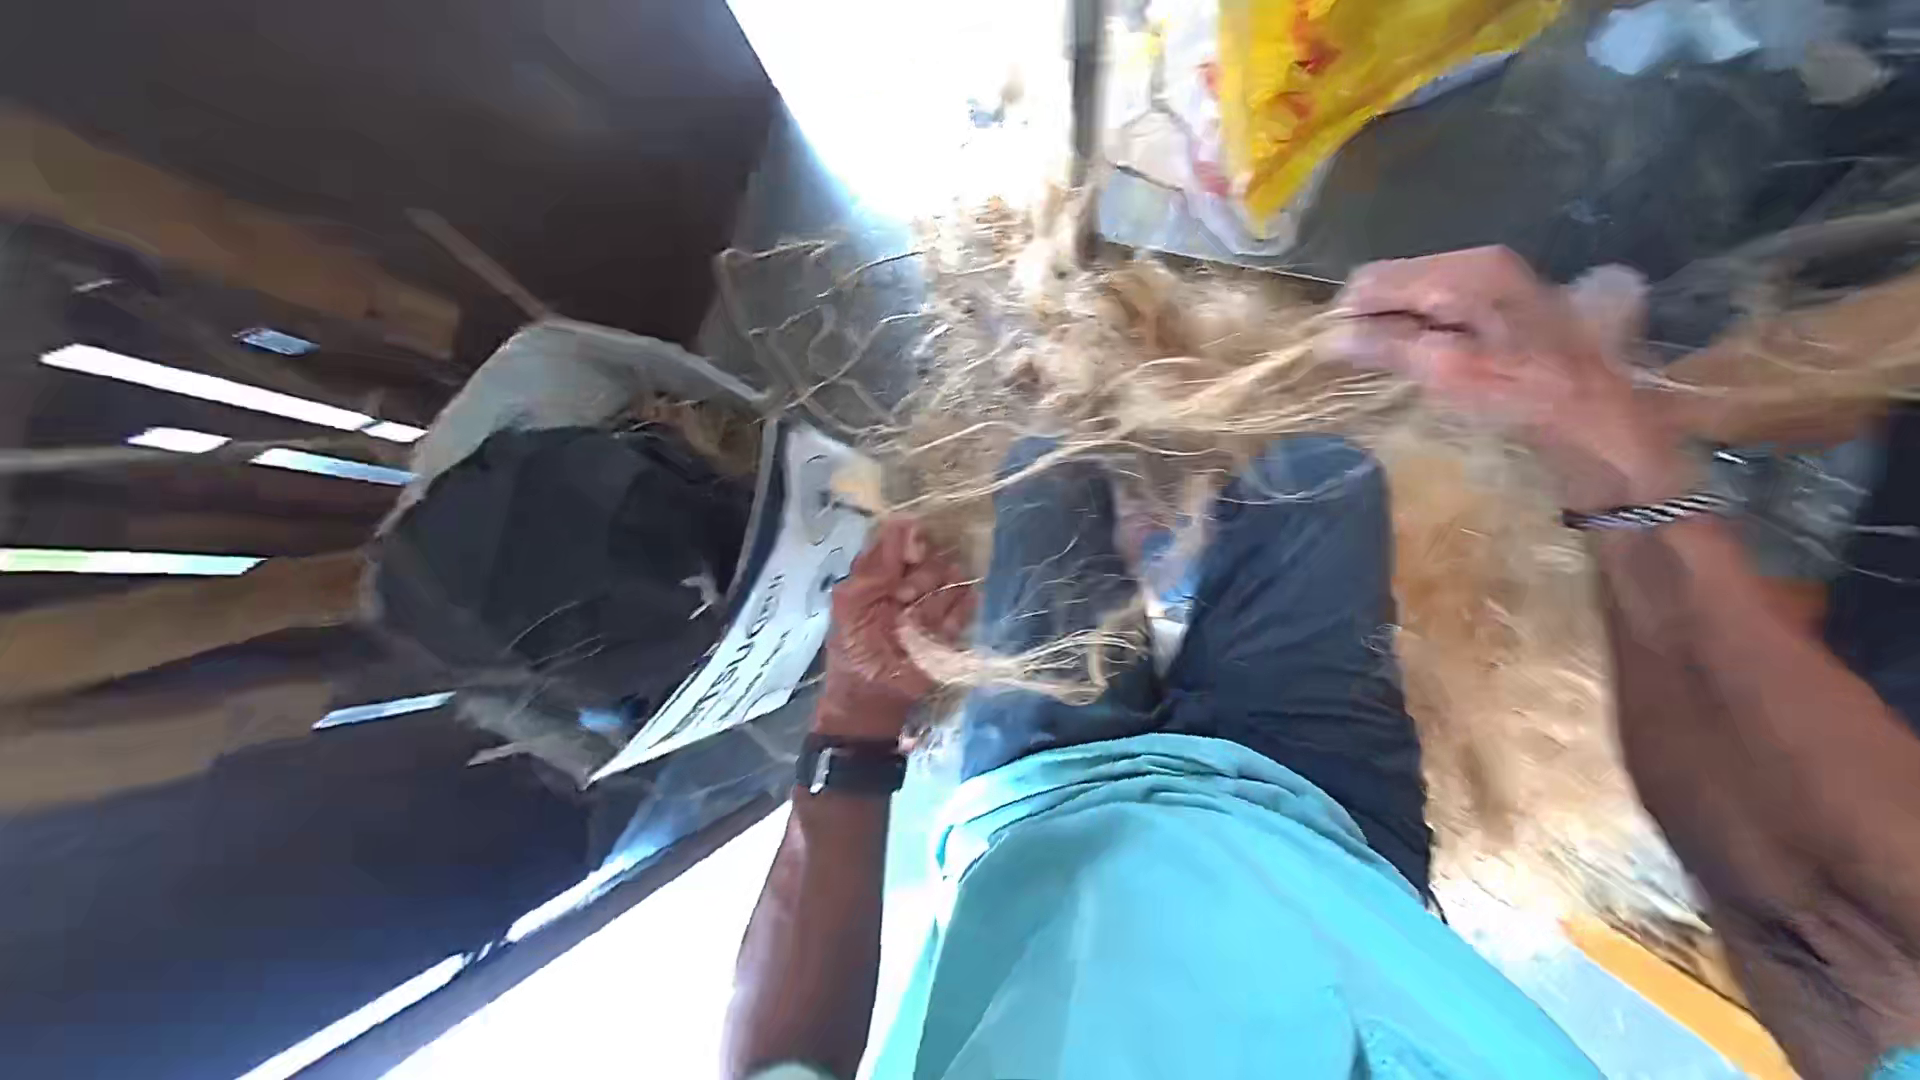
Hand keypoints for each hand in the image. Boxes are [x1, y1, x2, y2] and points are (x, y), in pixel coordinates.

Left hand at [816, 518, 974, 740]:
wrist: (870, 699)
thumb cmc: (854, 648)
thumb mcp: (853, 602)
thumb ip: (876, 563)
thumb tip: (904, 521)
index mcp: (883, 572)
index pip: (906, 539)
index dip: (913, 542)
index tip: (913, 554)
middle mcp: (911, 582)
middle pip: (932, 560)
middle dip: (921, 578)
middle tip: (902, 600)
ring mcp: (934, 604)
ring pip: (951, 580)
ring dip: (935, 598)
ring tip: (915, 622)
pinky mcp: (951, 628)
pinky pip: (964, 608)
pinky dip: (955, 612)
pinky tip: (938, 624)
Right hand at [1326, 246, 1689, 505]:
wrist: (1609, 423)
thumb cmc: (1527, 400)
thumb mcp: (1449, 375)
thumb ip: (1387, 347)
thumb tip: (1329, 338)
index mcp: (1465, 272)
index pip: (1369, 282)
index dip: (1348, 319)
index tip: (1343, 359)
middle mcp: (1481, 261)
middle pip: (1390, 281)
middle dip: (1370, 321)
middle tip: (1370, 367)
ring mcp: (1495, 278)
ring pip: (1409, 294)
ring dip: (1391, 328)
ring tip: (1397, 367)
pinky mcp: (1500, 298)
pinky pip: (1432, 305)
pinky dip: (1416, 329)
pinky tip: (1426, 359)